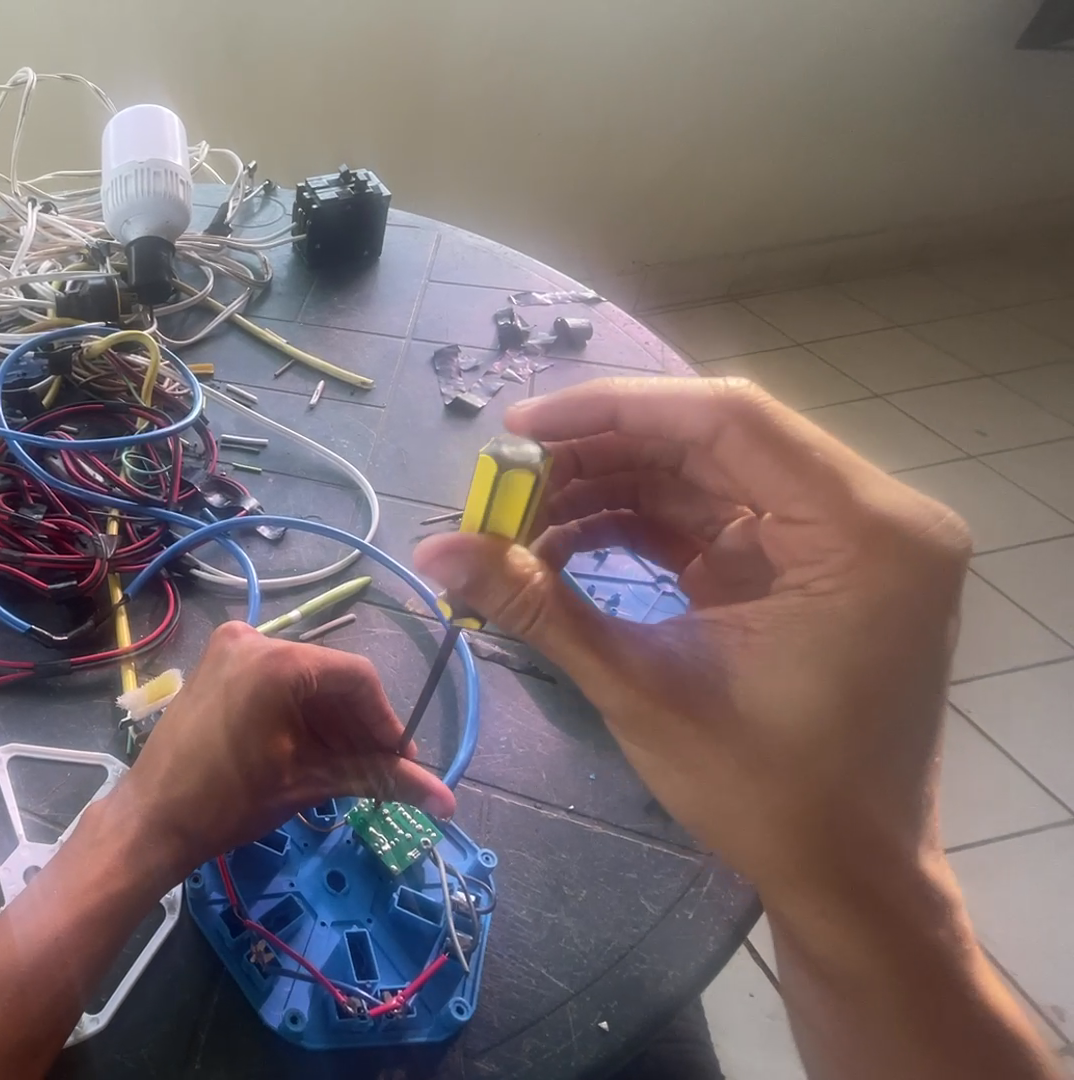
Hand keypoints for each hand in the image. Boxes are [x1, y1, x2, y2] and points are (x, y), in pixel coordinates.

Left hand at [110, 621, 455, 879]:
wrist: (152, 818)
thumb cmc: (228, 801)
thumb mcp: (306, 783)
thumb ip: (377, 779)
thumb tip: (447, 799)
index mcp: (276, 660)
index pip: (357, 678)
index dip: (387, 723)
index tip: (402, 765)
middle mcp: (253, 639)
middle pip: (330, 678)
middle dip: (359, 728)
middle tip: (378, 774)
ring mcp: (230, 649)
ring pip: (303, 681)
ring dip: (331, 724)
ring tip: (347, 770)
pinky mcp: (217, 665)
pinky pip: (274, 682)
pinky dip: (299, 714)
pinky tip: (312, 752)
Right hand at [413, 377, 967, 909]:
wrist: (839, 867)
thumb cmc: (763, 788)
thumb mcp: (635, 686)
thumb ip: (534, 605)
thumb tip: (431, 553)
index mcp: (856, 534)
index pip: (723, 420)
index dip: (609, 411)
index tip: (514, 434)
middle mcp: (853, 516)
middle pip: (697, 441)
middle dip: (585, 459)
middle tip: (497, 491)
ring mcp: (820, 539)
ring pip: (684, 475)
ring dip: (591, 493)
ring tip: (512, 529)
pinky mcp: (784, 564)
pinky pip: (688, 516)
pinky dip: (615, 526)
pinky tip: (553, 552)